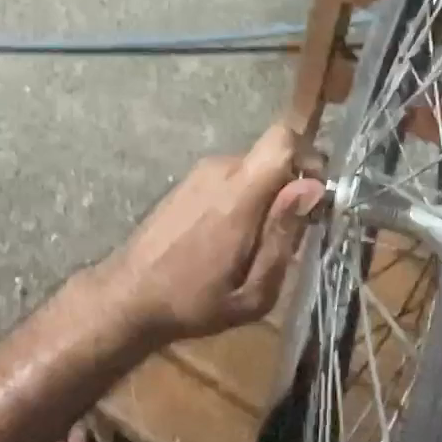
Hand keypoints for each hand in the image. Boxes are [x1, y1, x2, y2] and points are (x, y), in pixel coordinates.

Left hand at [98, 124, 326, 342]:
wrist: (127, 298)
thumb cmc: (194, 302)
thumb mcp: (253, 292)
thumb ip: (284, 236)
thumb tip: (313, 189)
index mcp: (239, 192)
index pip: (283, 138)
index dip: (308, 157)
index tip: (314, 195)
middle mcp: (220, 169)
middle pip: (271, 157)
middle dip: (288, 187)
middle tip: (287, 234)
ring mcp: (199, 172)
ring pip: (252, 169)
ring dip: (264, 196)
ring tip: (253, 243)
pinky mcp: (187, 181)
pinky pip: (229, 178)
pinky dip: (240, 199)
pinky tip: (227, 239)